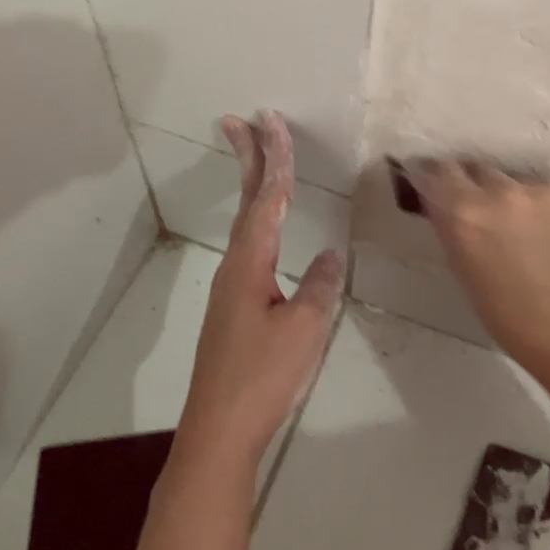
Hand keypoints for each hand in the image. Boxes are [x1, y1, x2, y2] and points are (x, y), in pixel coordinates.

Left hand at [177, 110, 344, 465]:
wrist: (220, 429)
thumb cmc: (263, 376)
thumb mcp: (304, 328)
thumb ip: (319, 286)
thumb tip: (329, 254)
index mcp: (251, 263)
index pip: (268, 198)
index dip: (274, 158)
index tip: (271, 121)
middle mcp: (236, 267)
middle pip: (247, 202)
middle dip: (249, 160)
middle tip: (241, 120)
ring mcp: (232, 289)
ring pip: (246, 224)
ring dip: (253, 187)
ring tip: (257, 160)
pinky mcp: (235, 309)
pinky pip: (250, 247)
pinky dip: (260, 220)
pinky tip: (268, 232)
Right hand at [407, 160, 549, 370]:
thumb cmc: (505, 312)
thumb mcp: (460, 268)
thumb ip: (448, 226)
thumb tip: (439, 199)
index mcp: (463, 213)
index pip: (436, 171)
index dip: (434, 176)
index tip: (435, 183)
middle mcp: (497, 191)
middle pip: (473, 167)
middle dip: (471, 183)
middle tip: (479, 205)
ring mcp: (536, 188)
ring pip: (510, 176)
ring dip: (508, 192)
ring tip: (519, 220)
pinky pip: (542, 185)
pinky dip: (539, 201)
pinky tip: (548, 225)